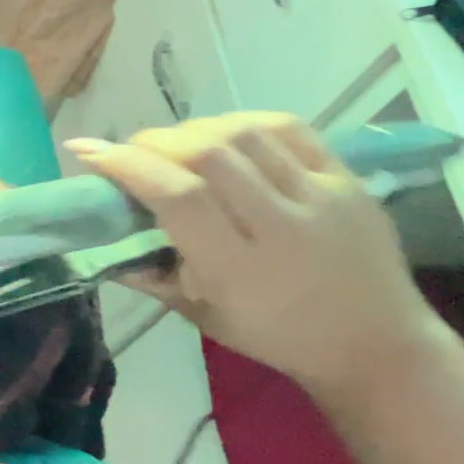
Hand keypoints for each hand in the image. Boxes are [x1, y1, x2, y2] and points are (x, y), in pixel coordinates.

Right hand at [66, 112, 439, 390]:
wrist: (375, 341)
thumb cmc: (271, 335)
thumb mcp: (197, 314)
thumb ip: (146, 273)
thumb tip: (97, 240)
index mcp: (238, 268)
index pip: (178, 196)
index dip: (128, 166)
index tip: (88, 152)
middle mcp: (282, 225)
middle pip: (208, 153)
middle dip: (153, 141)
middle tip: (127, 151)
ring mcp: (321, 196)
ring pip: (244, 133)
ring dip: (192, 129)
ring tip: (170, 144)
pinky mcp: (347, 179)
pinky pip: (288, 128)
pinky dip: (240, 121)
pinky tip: (218, 133)